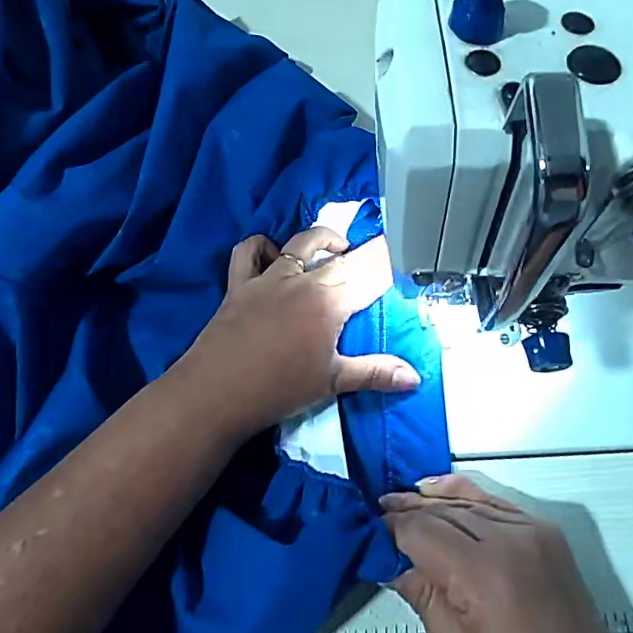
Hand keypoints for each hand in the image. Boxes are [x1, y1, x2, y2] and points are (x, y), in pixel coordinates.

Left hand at [174, 227, 413, 435]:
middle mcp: (301, 280)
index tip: (397, 258)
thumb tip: (415, 376)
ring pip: (299, 243)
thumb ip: (376, 373)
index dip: (384, 264)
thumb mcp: (334, 382)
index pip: (366, 274)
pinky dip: (261, 246)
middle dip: (359, 255)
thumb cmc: (280, 388)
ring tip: (334, 247)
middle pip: (338, 258)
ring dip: (321, 241)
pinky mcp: (240, 283)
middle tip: (371, 263)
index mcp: (329, 301)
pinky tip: (273, 255)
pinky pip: (249, 251)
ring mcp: (268, 278)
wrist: (218, 391)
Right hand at [381, 475, 632, 632]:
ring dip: (434, 499)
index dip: (391, 528)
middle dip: (408, 510)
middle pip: (445, 511)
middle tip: (376, 510)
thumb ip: (427, 603)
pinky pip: (498, 504)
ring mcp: (535, 533)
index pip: (423, 532)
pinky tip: (445, 494)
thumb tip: (392, 564)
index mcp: (487, 574)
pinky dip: (469, 496)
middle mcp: (512, 540)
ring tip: (401, 498)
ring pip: (470, 499)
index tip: (367, 528)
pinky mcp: (549, 536)